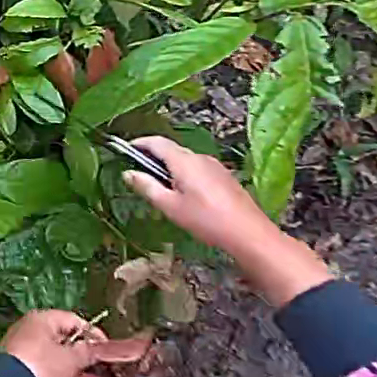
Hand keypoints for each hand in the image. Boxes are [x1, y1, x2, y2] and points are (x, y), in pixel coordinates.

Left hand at [1, 310, 106, 376]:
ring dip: (64, 357)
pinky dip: (50, 363)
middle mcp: (27, 324)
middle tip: (94, 362)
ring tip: (79, 372)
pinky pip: (38, 356)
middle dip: (78, 347)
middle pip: (60, 332)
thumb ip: (87, 351)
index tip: (106, 350)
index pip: (74, 320)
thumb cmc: (45, 367)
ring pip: (48, 345)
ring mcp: (17, 339)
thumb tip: (93, 347)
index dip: (93, 334)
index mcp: (41, 317)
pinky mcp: (12, 357)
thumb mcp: (72, 359)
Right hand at [118, 135, 276, 253]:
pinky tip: (183, 193)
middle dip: (153, 156)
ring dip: (169, 166)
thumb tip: (128, 173)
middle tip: (138, 171)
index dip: (139, 143)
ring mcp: (215, 166)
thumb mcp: (169, 205)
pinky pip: (198, 168)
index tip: (126, 149)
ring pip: (185, 159)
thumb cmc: (206, 220)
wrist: (249, 234)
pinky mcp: (224, 177)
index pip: (157, 142)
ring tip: (160, 186)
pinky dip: (184, 173)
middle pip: (171, 149)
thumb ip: (146, 186)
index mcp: (184, 162)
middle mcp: (200, 158)